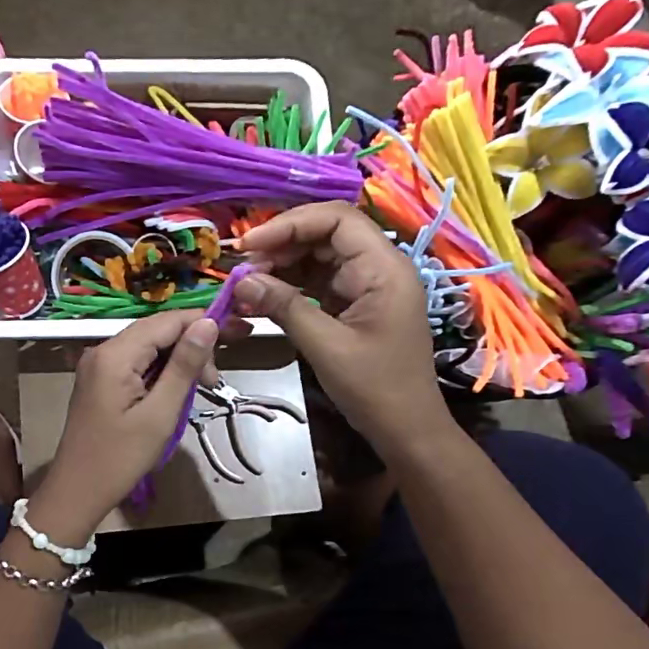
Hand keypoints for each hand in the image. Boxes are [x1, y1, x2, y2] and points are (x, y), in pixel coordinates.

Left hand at [40, 310, 220, 530]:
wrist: (77, 492)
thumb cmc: (121, 457)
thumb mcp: (160, 413)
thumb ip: (184, 366)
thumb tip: (208, 324)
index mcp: (115, 354)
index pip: (167, 321)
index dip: (203, 322)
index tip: (238, 333)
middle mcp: (103, 350)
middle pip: (157, 331)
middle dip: (192, 346)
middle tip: (214, 381)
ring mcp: (99, 366)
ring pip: (149, 347)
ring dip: (179, 362)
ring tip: (201, 389)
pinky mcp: (100, 381)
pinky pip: (137, 363)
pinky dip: (161, 372)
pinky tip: (177, 391)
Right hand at [234, 201, 450, 457]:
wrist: (407, 429)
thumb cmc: (375, 388)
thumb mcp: (326, 346)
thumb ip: (285, 307)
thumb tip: (241, 282)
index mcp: (383, 268)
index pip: (336, 219)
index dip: (289, 224)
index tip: (249, 244)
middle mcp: (379, 267)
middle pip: (327, 234)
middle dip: (282, 245)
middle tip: (244, 268)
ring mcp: (369, 286)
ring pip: (321, 258)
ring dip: (284, 265)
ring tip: (248, 284)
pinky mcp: (358, 305)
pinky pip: (322, 282)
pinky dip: (294, 287)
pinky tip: (265, 297)